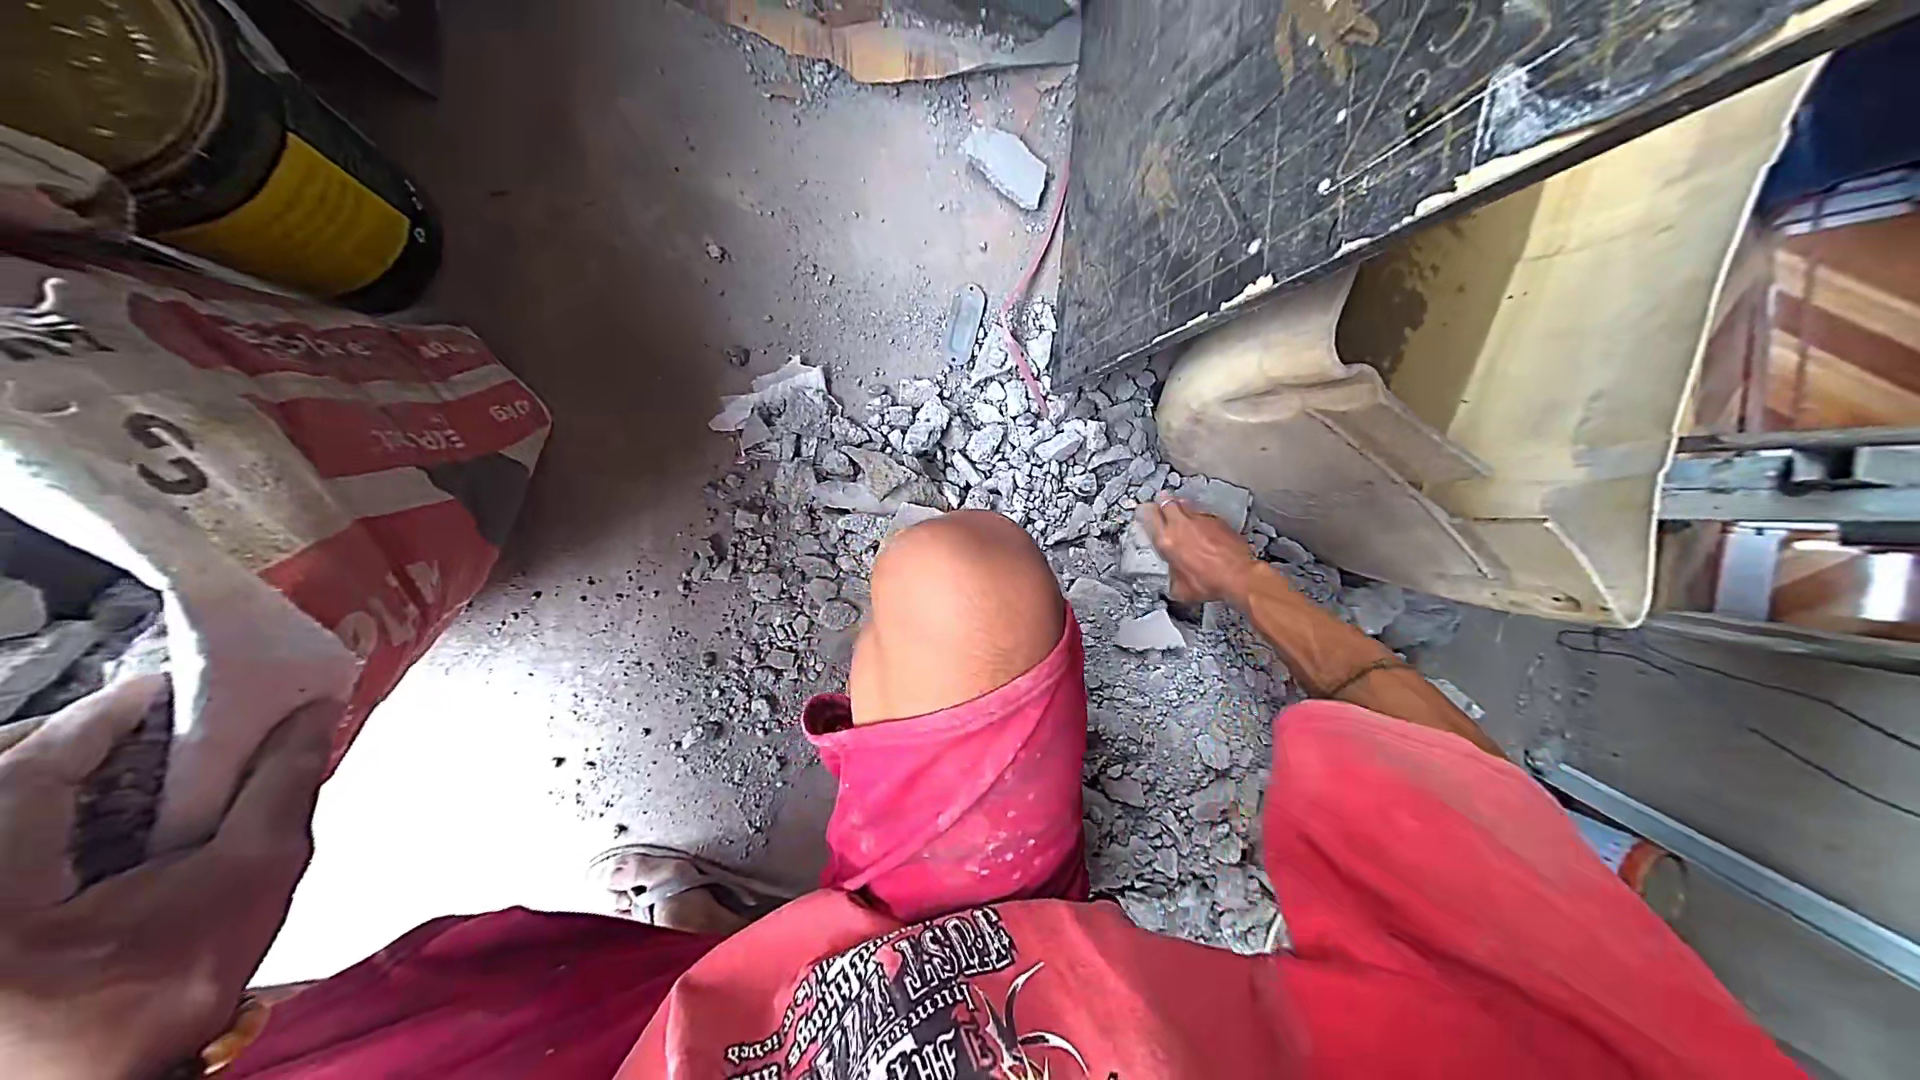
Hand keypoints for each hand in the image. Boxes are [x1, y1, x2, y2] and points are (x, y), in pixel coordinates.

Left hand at [0, 675, 337, 1079]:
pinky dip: (49, 812)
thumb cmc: (173, 987)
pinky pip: (1, 834)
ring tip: (143, 766)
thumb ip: (282, 782)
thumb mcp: (254, 873)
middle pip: (1, 772)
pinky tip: (106, 817)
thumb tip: (310, 712)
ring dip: (67, 774)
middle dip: (84, 740)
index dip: (117, 710)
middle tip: (166, 725)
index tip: (179, 682)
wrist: (111, 1079)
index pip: (38, 761)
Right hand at [1141, 496, 1263, 606]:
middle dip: (1162, 502)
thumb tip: (1175, 580)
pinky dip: (1199, 516)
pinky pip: (1203, 513)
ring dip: (1180, 506)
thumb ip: (1173, 577)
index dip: (1144, 512)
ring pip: (1185, 505)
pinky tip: (1201, 524)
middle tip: (1160, 503)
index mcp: (1166, 541)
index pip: (1149, 516)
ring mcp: (1200, 521)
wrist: (1239, 576)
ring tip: (1179, 509)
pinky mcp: (1217, 521)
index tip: (1143, 511)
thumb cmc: (1212, 582)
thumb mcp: (1181, 588)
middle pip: (1167, 503)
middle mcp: (1182, 526)